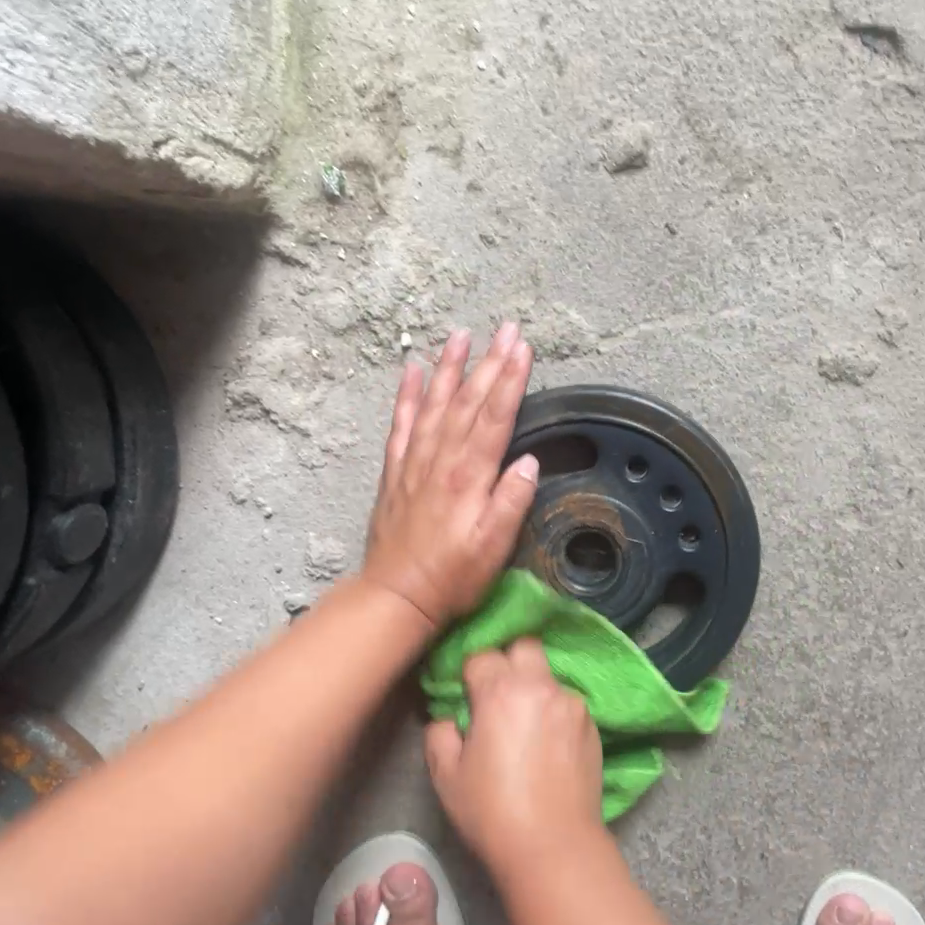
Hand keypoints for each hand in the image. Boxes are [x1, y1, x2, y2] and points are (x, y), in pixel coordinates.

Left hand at [357, 324, 537, 629]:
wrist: (396, 595)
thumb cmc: (453, 575)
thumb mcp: (494, 547)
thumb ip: (511, 501)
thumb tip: (528, 461)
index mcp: (469, 477)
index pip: (495, 418)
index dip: (511, 381)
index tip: (523, 349)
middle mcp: (441, 460)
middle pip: (469, 402)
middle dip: (490, 363)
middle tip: (505, 329)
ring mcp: (415, 462)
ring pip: (435, 404)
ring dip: (450, 368)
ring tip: (461, 335)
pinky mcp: (396, 471)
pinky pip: (402, 424)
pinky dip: (408, 395)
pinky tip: (414, 371)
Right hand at [424, 640, 604, 872]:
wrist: (554, 844)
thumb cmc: (492, 811)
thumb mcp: (447, 776)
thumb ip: (440, 734)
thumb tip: (449, 717)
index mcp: (501, 692)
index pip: (483, 655)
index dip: (470, 672)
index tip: (465, 693)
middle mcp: (541, 687)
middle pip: (525, 646)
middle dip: (508, 660)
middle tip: (496, 693)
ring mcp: (572, 703)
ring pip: (549, 676)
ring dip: (533, 688)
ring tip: (523, 725)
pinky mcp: (591, 724)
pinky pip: (566, 703)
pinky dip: (553, 712)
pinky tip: (547, 744)